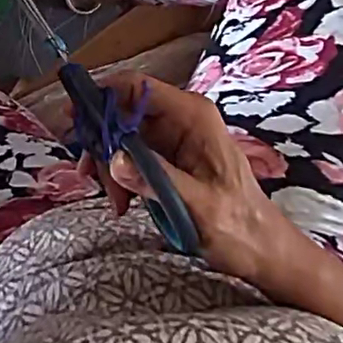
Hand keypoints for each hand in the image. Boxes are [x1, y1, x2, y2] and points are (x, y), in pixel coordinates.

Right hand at [76, 72, 330, 299]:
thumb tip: (114, 160)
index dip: (100, 93)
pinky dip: (116, 174)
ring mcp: (169, 135)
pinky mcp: (162, 154)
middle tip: (89, 173)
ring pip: (118, 134)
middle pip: (120, 111)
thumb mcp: (200, 206)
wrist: (267, 257)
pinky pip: (125, 153)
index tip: (75, 117)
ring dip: (107, 164)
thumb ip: (156, 180)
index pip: (135, 85)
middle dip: (102, 142)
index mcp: (192, 115)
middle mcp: (178, 117)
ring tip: (114, 199)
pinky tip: (120, 200)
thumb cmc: (243, 229)